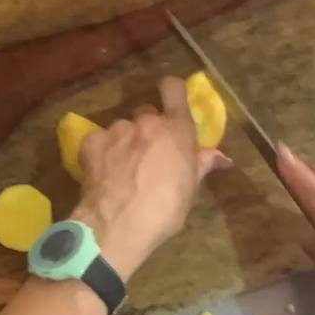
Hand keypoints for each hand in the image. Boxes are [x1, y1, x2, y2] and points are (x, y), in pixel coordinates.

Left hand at [70, 76, 227, 277]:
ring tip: (123, 171)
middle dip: (149, 130)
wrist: (118, 226)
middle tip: (148, 156)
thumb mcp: (190, 190)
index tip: (171, 101)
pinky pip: (99, 141)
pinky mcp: (92, 142)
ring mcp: (117, 130)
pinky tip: (103, 173)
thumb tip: (222, 158)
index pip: (174, 89)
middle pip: (147, 114)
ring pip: (123, 129)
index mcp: (176, 130)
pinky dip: (102, 153)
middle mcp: (147, 122)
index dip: (172, 91)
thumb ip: (202, 165)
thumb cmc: (164, 211)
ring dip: (125, 143)